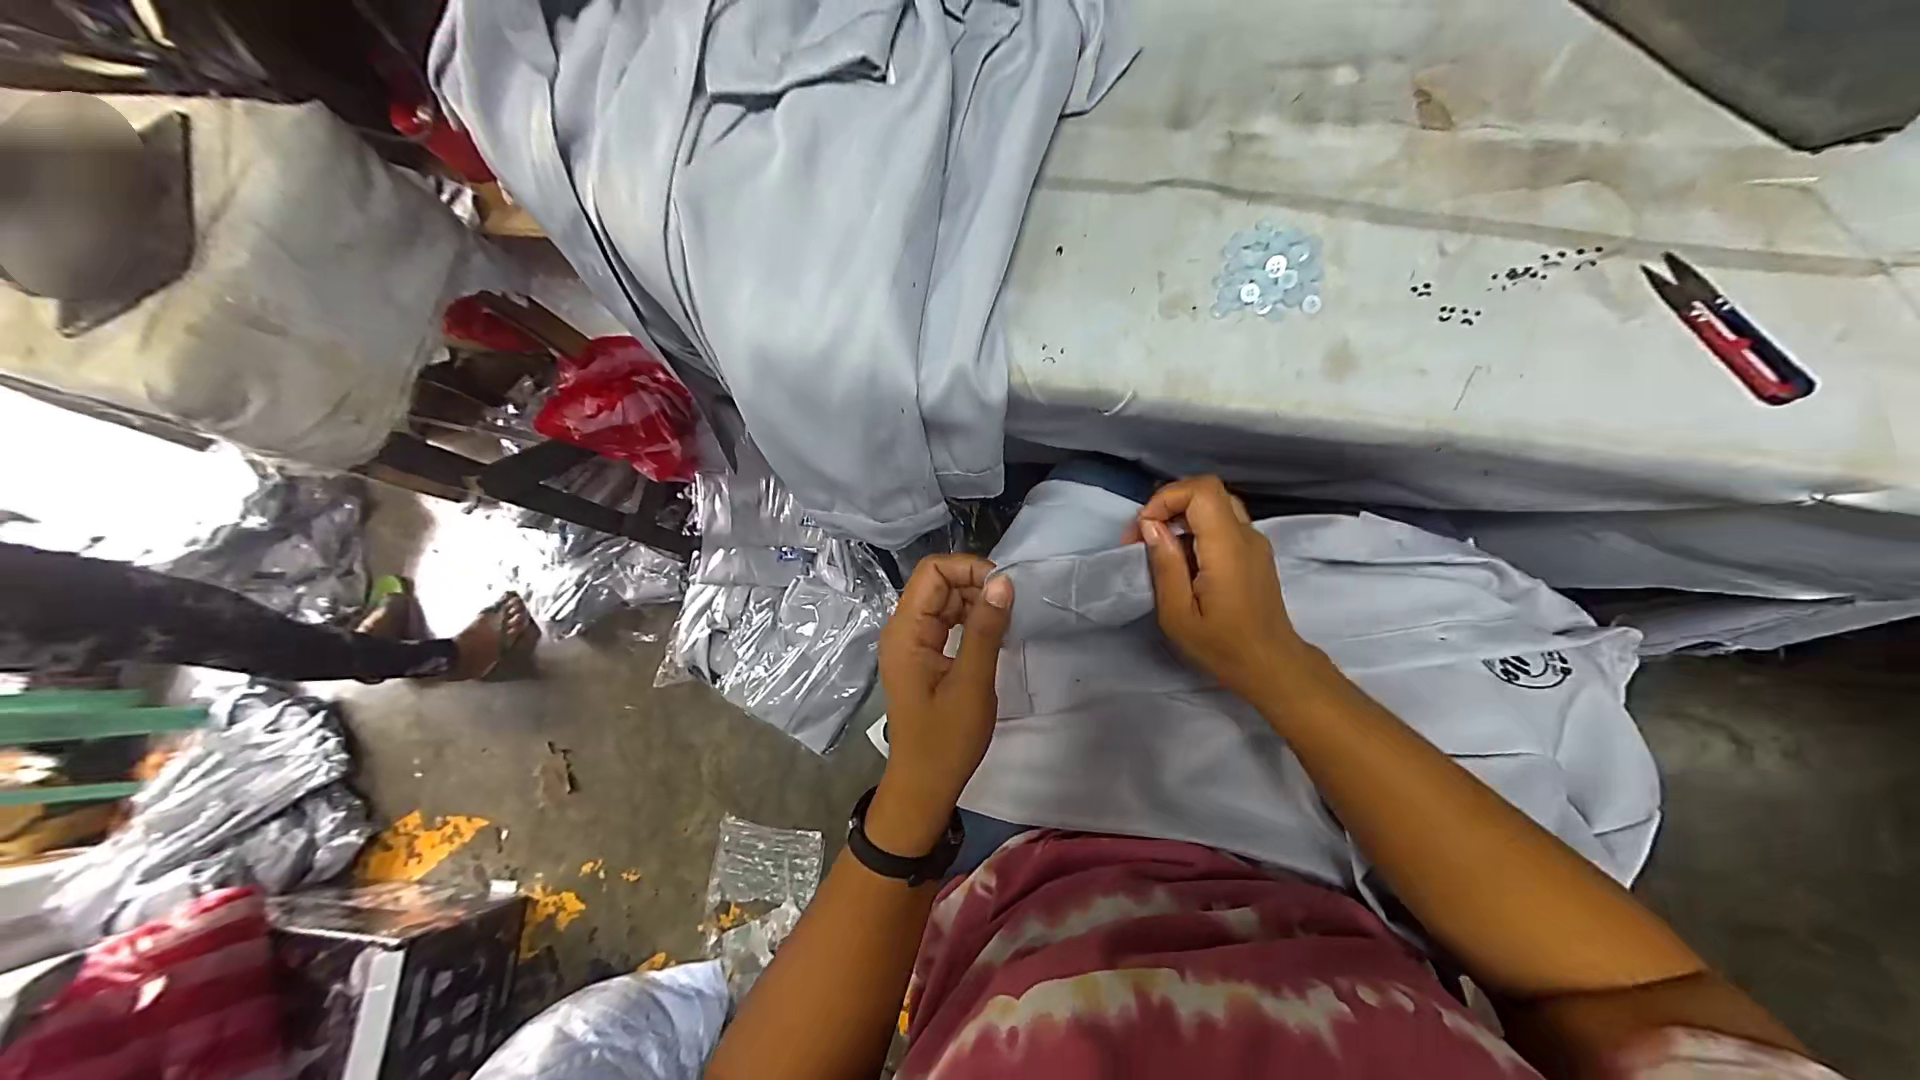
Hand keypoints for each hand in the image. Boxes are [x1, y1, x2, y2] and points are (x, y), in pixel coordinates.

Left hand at [870, 555, 1012, 854]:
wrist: (924, 786)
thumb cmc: (946, 740)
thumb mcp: (972, 682)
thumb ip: (986, 629)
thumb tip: (1003, 582)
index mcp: (905, 631)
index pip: (932, 572)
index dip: (968, 569)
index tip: (1004, 586)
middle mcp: (903, 629)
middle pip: (937, 583)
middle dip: (975, 584)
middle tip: (1012, 604)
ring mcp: (912, 643)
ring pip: (944, 602)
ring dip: (975, 603)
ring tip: (1007, 619)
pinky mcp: (923, 656)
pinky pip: (946, 623)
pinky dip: (971, 621)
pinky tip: (995, 633)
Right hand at [1126, 475, 1312, 700]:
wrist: (1271, 665)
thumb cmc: (1222, 646)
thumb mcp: (1178, 615)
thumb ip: (1165, 565)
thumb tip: (1151, 526)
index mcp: (1227, 548)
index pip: (1201, 490)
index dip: (1166, 498)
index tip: (1144, 530)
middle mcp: (1246, 536)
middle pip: (1208, 490)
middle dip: (1169, 503)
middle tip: (1145, 535)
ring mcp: (1254, 542)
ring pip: (1215, 503)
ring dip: (1182, 514)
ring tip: (1159, 546)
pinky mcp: (1254, 552)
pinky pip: (1222, 521)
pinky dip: (1196, 527)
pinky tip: (1181, 558)